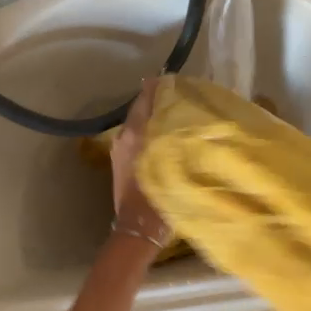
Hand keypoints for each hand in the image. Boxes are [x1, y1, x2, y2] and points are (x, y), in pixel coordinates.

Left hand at [109, 83, 169, 247]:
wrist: (137, 230)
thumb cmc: (159, 200)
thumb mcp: (174, 164)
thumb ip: (178, 136)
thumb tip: (190, 115)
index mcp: (136, 132)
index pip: (147, 97)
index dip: (161, 87)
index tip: (179, 81)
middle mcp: (125, 135)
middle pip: (142, 108)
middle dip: (160, 100)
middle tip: (184, 97)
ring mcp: (120, 148)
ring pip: (140, 122)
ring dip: (156, 116)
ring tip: (180, 114)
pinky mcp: (121, 160)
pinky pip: (137, 136)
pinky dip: (151, 130)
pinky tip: (168, 136)